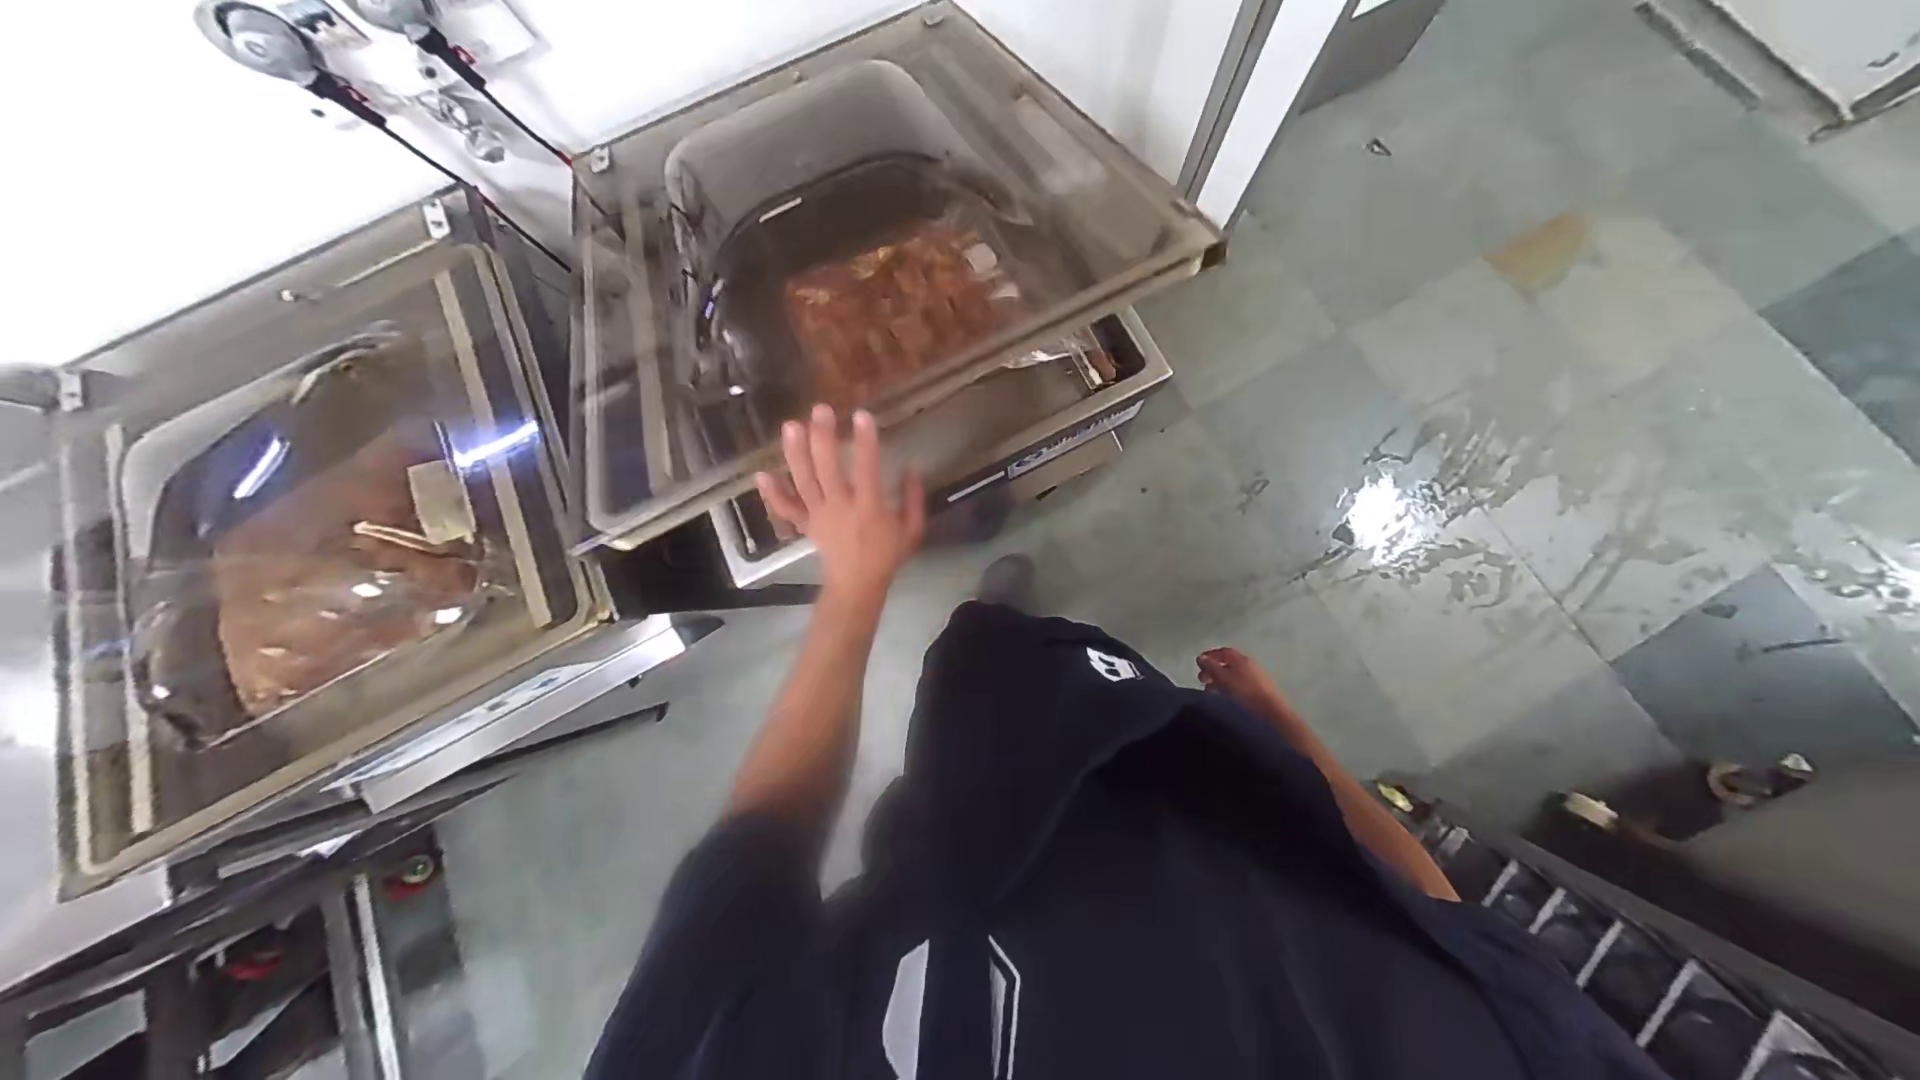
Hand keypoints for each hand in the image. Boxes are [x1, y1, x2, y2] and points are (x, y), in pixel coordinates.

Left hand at [755, 405, 925, 599]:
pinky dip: (773, 493)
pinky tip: (761, 474)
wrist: (857, 585)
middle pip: (828, 470)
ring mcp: (818, 515)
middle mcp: (840, 508)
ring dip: (796, 454)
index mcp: (869, 508)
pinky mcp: (805, 524)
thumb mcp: (912, 529)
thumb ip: (914, 498)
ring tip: (791, 426)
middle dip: (823, 439)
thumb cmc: (886, 556)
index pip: (867, 469)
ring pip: (804, 482)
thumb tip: (912, 467)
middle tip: (821, 410)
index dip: (865, 442)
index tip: (862, 415)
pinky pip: (786, 509)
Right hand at [1197, 647, 1289, 715]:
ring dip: (1219, 680)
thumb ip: (1210, 666)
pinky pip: (1238, 683)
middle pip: (1226, 663)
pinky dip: (1228, 686)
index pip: (1222, 652)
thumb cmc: (1244, 691)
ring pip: (1232, 674)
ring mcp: (1255, 676)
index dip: (1209, 655)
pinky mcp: (1259, 688)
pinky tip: (1224, 696)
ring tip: (1210, 690)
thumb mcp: (1223, 677)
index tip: (1199, 663)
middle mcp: (1248, 664)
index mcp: (1240, 658)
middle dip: (1212, 670)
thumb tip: (1200, 657)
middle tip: (1202, 679)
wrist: (1271, 709)